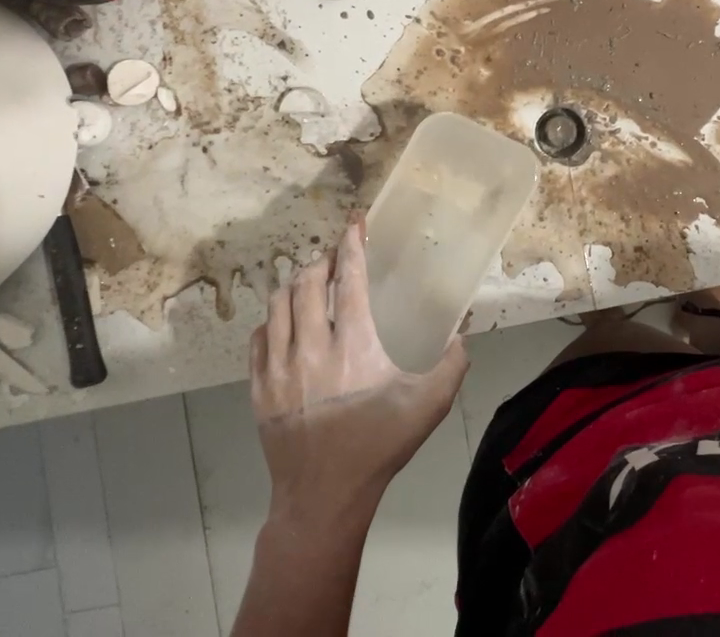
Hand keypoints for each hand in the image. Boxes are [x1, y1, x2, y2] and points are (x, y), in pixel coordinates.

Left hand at [248, 215, 468, 520]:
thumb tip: (461, 334)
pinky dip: (272, 320)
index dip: (351, 246)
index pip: (347, 281)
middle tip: (335, 260)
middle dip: (321, 262)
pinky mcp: (257, 389)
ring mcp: (278, 369)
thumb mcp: (430, 406)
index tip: (355, 224)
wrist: (324, 496)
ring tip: (310, 285)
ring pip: (277, 306)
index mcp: (353, 347)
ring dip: (294, 285)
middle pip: (305, 284)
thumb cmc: (379, 446)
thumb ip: (452, 365)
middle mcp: (310, 348)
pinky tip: (285, 323)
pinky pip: (257, 338)